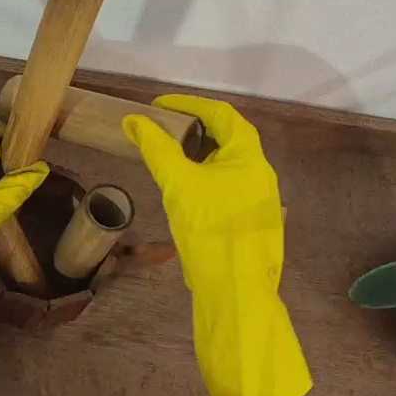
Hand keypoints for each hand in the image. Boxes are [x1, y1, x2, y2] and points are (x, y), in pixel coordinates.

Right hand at [123, 95, 311, 395]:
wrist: (235, 291)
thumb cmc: (209, 231)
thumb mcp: (178, 185)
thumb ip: (156, 149)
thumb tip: (133, 121)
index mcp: (249, 157)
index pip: (221, 115)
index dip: (190, 104)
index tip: (160, 105)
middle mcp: (261, 174)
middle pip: (227, 139)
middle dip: (194, 130)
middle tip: (162, 130)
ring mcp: (260, 201)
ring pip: (227, 166)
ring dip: (198, 157)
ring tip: (168, 159)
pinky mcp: (253, 223)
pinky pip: (227, 188)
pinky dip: (205, 180)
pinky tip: (185, 194)